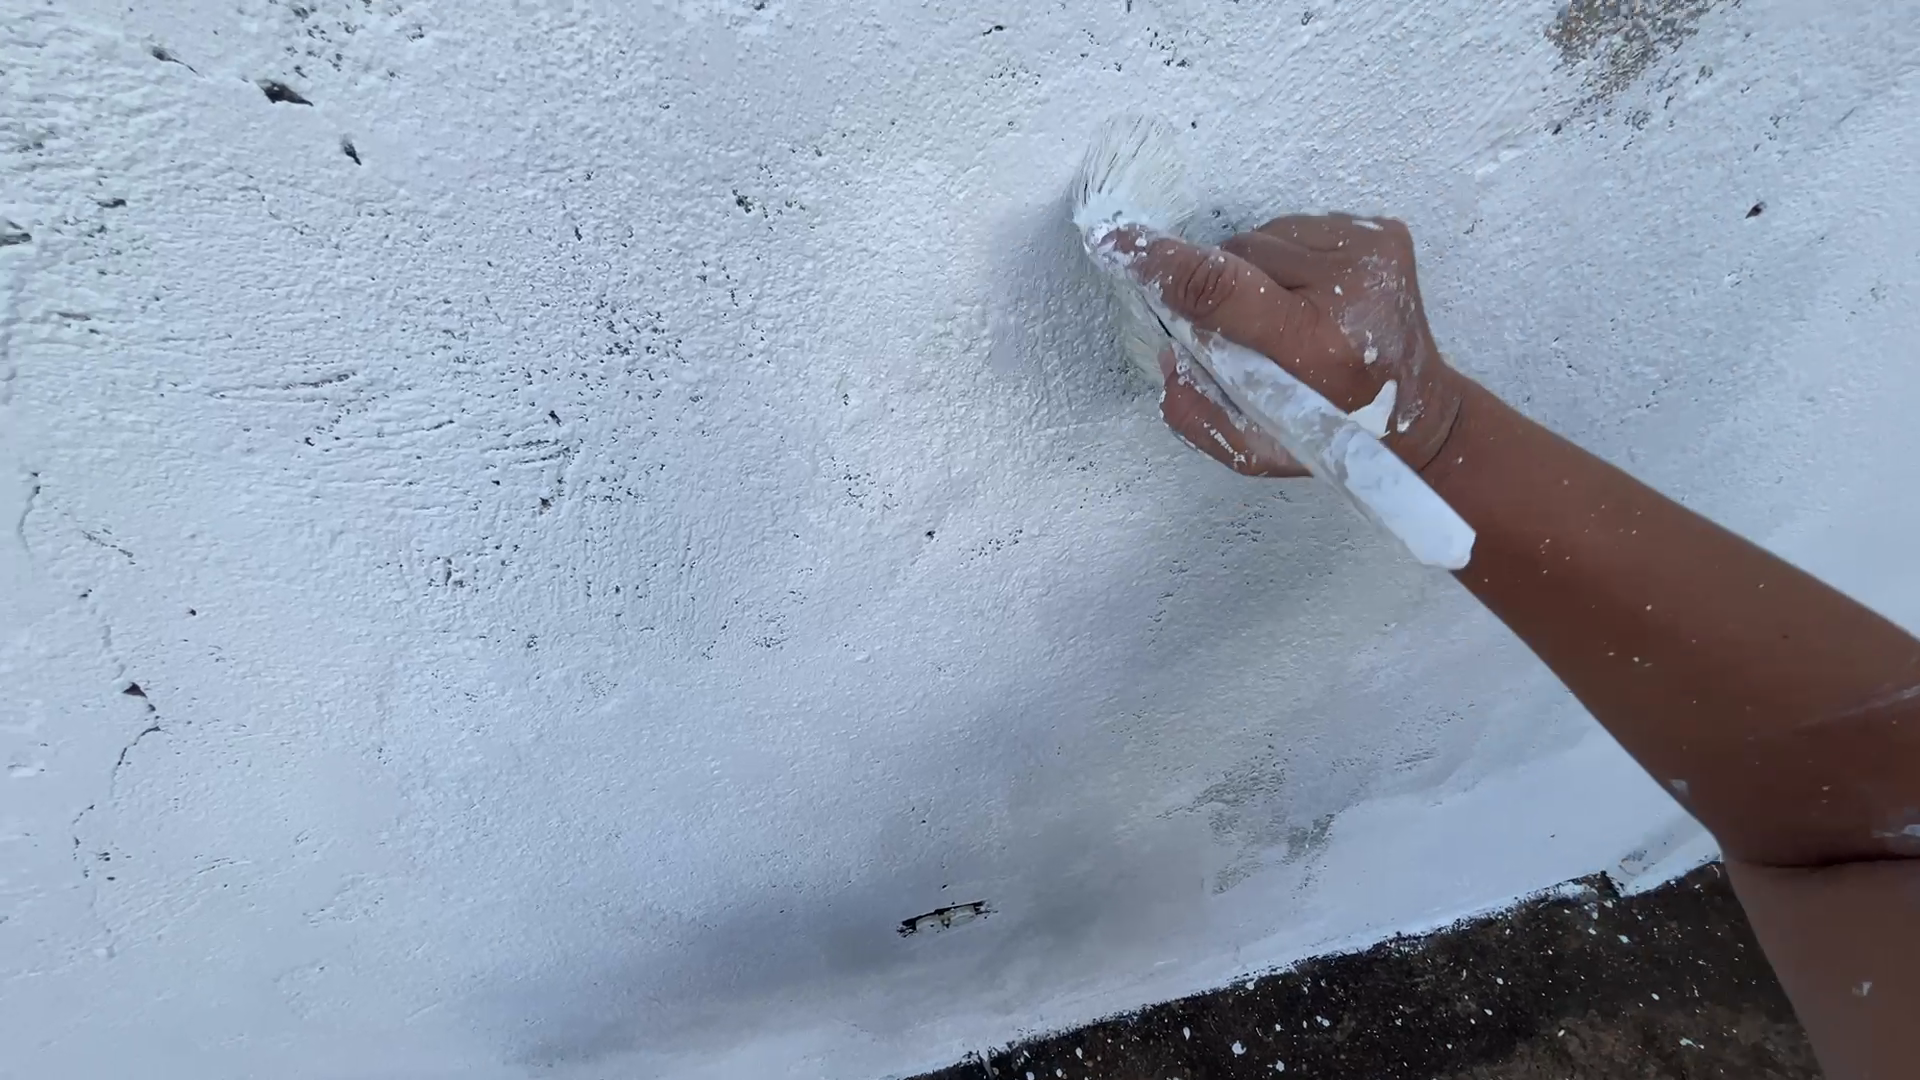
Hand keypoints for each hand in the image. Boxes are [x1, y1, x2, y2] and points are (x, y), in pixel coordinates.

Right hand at [1122, 215, 1465, 477]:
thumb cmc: (1328, 435)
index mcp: (1312, 345)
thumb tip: (1170, 350)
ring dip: (1246, 274)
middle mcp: (1347, 286)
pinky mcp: (1380, 232)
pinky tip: (1299, 297)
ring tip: (1274, 317)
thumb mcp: (1249, 451)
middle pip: (1233, 258)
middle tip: (1236, 332)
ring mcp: (1369, 251)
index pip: (1221, 288)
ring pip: (1259, 237)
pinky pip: (1291, 228)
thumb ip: (1193, 410)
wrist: (1415, 413)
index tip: (1116, 244)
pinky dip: (1278, 261)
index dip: (1163, 265)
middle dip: (1212, 288)